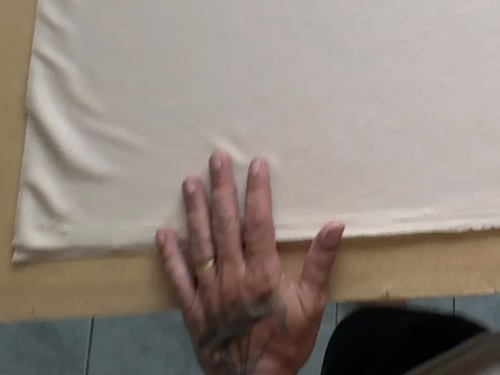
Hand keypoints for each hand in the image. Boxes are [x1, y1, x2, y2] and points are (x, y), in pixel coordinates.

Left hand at [158, 153, 344, 374]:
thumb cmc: (287, 343)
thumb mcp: (313, 304)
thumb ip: (321, 262)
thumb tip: (335, 223)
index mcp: (262, 273)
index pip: (258, 222)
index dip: (257, 191)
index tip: (255, 164)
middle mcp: (232, 277)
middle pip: (225, 225)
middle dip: (221, 189)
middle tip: (216, 158)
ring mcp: (209, 293)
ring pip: (200, 244)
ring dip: (195, 211)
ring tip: (190, 182)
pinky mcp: (193, 311)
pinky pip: (179, 279)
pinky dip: (170, 255)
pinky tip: (163, 233)